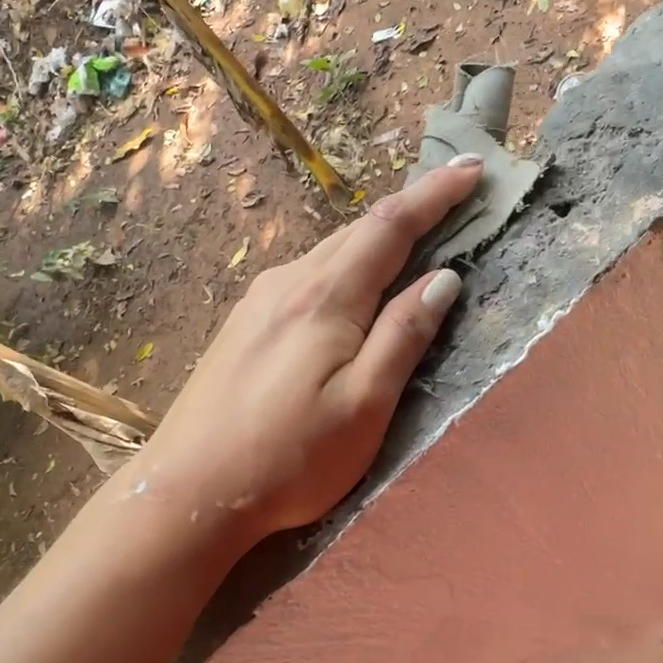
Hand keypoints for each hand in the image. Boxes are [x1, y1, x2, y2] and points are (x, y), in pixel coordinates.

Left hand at [126, 155, 483, 545]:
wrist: (188, 492)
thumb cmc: (291, 457)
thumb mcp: (366, 404)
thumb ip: (404, 335)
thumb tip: (444, 277)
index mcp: (326, 298)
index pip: (391, 228)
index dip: (436, 195)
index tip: (474, 170)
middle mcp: (289, 284)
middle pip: (360, 231)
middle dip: (413, 209)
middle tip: (458, 199)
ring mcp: (261, 302)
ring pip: (332, 253)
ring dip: (380, 240)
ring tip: (418, 241)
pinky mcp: (246, 325)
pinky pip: (310, 276)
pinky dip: (349, 266)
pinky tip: (358, 287)